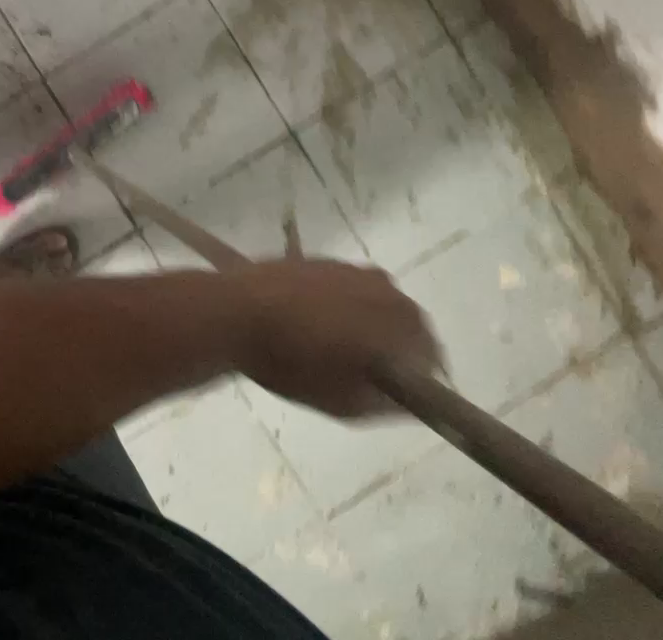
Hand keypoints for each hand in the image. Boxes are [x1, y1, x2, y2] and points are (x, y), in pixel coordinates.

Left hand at [230, 259, 441, 418]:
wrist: (231, 311)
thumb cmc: (292, 362)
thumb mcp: (346, 403)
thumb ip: (391, 405)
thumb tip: (413, 404)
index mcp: (405, 323)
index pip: (431, 358)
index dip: (414, 379)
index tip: (389, 393)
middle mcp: (387, 288)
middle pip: (403, 326)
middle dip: (388, 348)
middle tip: (355, 372)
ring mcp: (350, 268)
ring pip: (371, 304)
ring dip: (360, 324)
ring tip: (324, 347)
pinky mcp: (318, 258)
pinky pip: (342, 289)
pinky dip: (334, 305)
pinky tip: (305, 321)